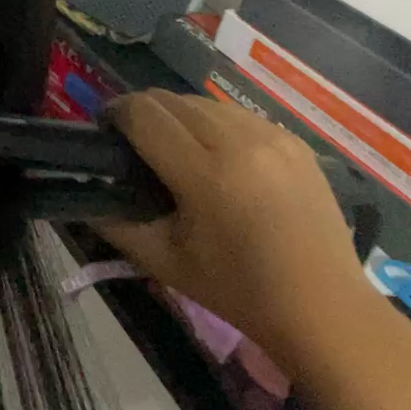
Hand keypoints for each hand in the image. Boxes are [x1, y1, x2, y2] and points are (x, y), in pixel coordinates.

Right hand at [96, 89, 375, 354]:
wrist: (325, 310)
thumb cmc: (236, 291)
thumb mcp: (162, 261)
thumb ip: (114, 222)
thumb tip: (85, 190)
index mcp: (205, 174)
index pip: (143, 114)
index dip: (115, 115)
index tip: (106, 132)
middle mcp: (239, 143)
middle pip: (170, 99)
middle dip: (143, 113)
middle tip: (135, 143)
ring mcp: (272, 137)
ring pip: (203, 102)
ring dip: (179, 116)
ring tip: (177, 149)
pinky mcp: (294, 140)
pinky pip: (237, 114)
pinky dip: (216, 125)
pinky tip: (219, 157)